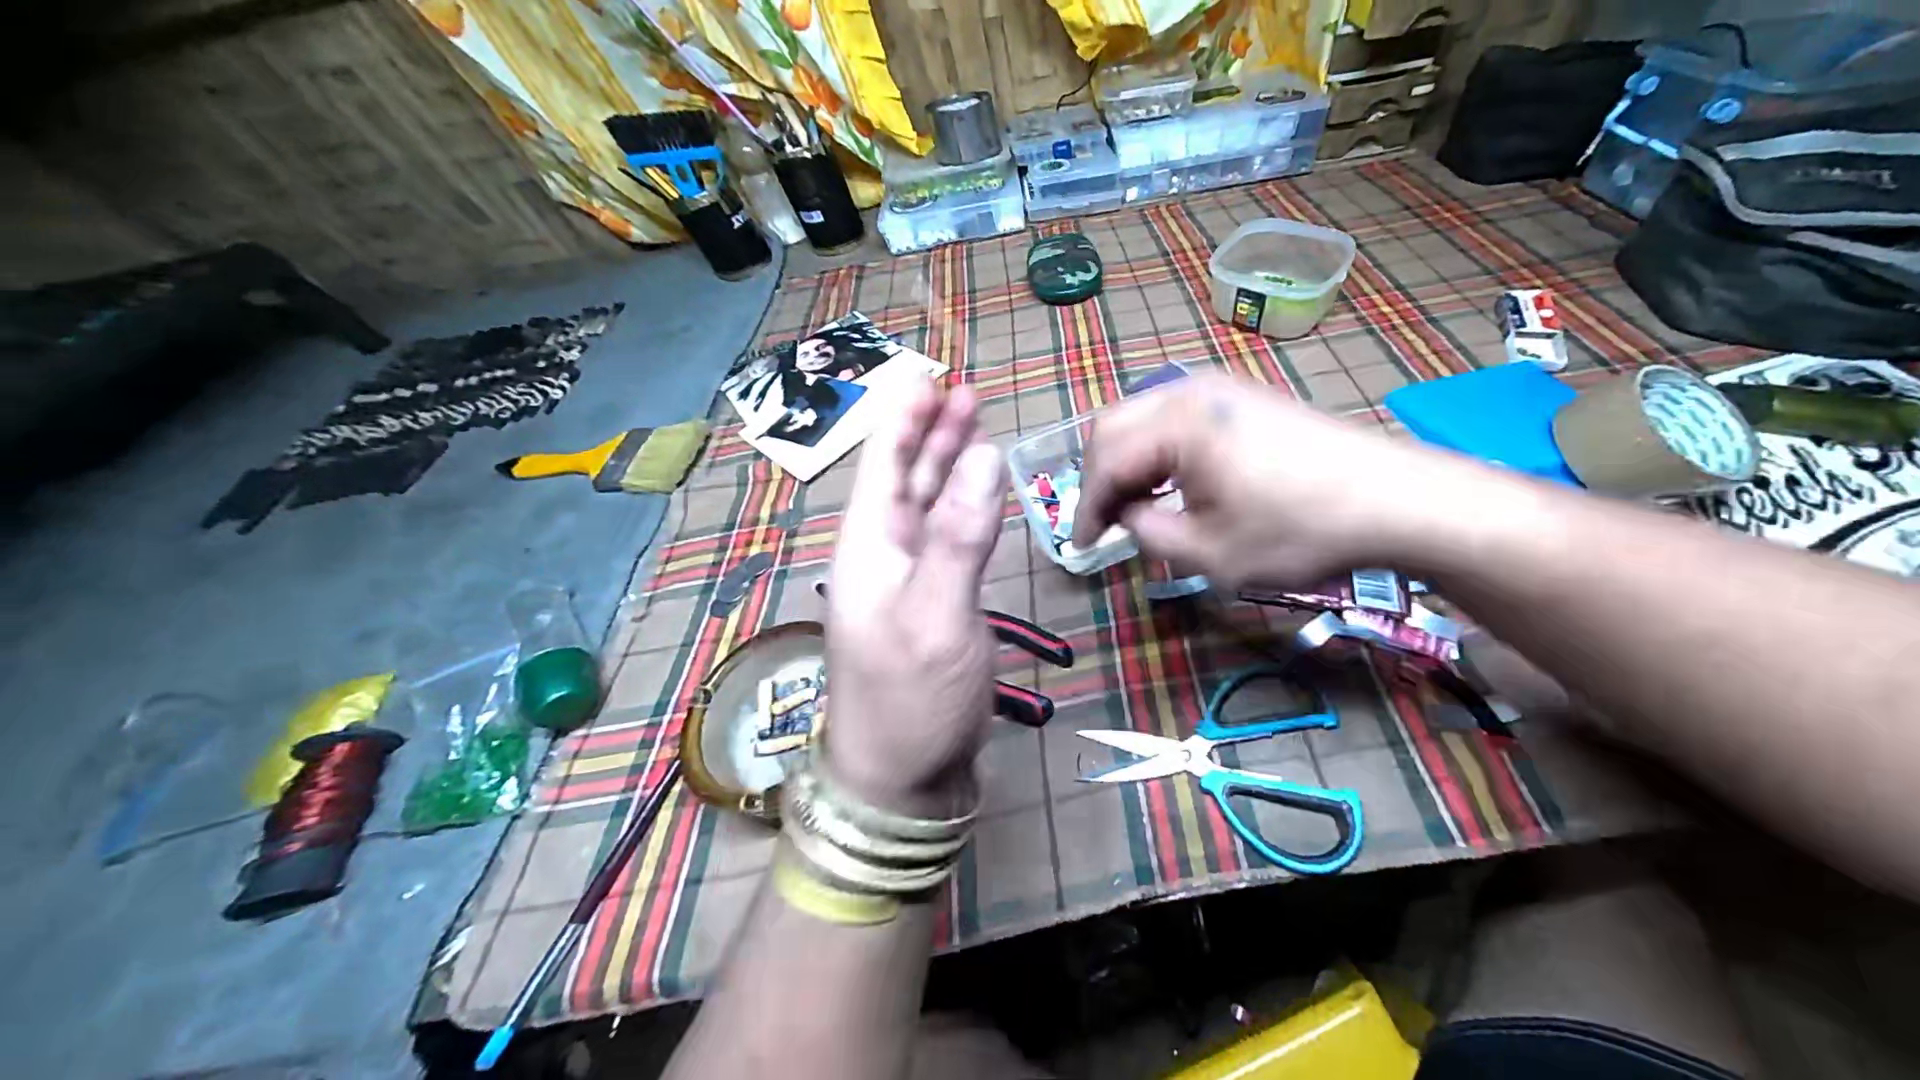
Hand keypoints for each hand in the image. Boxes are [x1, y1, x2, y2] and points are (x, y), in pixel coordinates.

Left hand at [824, 382, 1004, 815]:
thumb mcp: (935, 616)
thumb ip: (958, 536)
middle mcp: (881, 555)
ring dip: (948, 465)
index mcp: (868, 547)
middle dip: (931, 432)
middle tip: (965, 390)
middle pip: (905, 478)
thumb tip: (984, 456)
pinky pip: (945, 539)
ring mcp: (906, 580)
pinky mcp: (931, 603)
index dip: (904, 418)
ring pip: (926, 505)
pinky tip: (979, 495)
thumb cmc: (911, 699)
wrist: (902, 779)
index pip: (882, 465)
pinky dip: (962, 508)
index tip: (928, 374)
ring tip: (975, 425)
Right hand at [1074, 372, 1480, 587]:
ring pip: (1143, 419)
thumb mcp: (1208, 552)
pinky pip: (1175, 418)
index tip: (1081, 548)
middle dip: (1099, 478)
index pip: (1106, 462)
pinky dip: (1157, 451)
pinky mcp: (1244, 398)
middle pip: (1114, 427)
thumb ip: (1146, 532)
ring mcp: (1222, 388)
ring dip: (1127, 463)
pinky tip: (1172, 484)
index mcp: (1177, 422)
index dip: (1086, 509)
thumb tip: (1127, 514)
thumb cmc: (1299, 530)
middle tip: (1104, 524)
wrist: (1400, 501)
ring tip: (1134, 506)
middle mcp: (1191, 389)